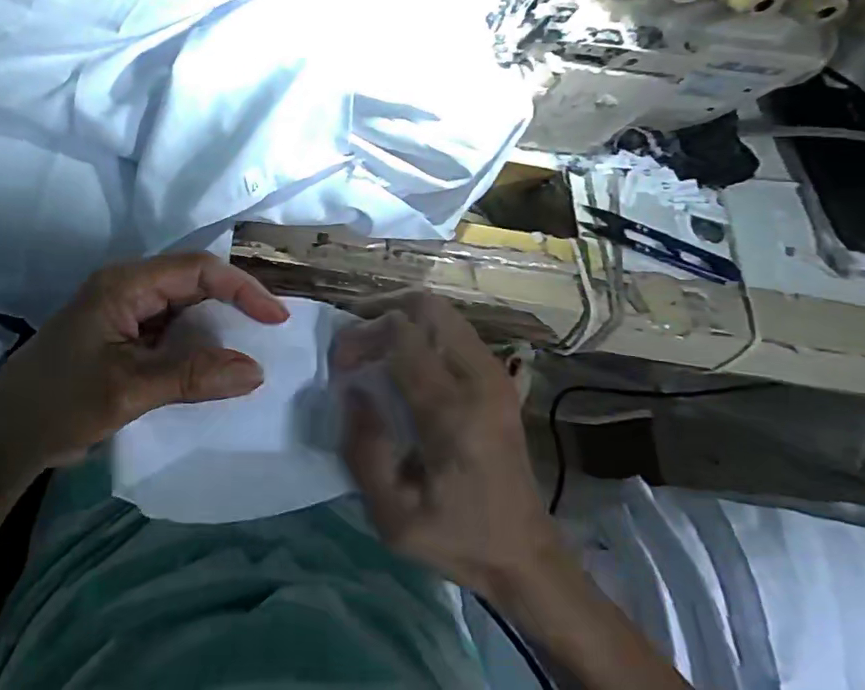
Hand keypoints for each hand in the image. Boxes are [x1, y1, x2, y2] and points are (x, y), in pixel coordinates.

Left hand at [0, 253, 289, 468]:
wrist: (7, 434)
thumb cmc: (59, 402)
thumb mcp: (128, 389)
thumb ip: (191, 375)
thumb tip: (255, 370)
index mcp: (123, 285)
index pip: (195, 270)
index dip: (240, 289)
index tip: (277, 320)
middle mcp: (125, 290)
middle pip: (191, 285)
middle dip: (232, 306)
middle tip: (272, 337)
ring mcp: (122, 315)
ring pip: (182, 311)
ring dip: (215, 330)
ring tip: (254, 353)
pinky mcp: (120, 340)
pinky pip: (168, 334)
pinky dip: (195, 350)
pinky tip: (216, 372)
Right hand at [335, 292, 560, 595]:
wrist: (526, 557)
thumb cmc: (456, 537)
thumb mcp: (391, 514)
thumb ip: (363, 448)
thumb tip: (351, 389)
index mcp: (453, 411)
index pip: (402, 333)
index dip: (359, 336)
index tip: (338, 366)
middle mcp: (480, 381)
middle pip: (426, 306)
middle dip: (379, 312)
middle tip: (352, 343)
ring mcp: (495, 376)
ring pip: (441, 312)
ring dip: (398, 318)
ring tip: (370, 347)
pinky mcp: (498, 380)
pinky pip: (452, 330)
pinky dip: (418, 330)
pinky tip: (398, 359)